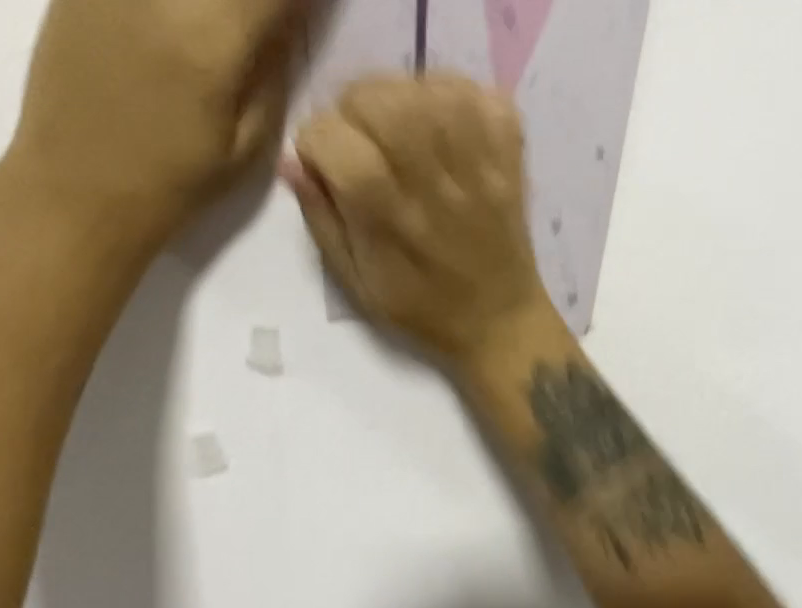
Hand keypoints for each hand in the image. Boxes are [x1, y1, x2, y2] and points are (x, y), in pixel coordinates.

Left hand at [2, 0, 311, 236]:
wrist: (76, 185)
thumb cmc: (176, 181)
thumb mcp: (250, 143)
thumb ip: (275, 66)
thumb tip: (300, 8)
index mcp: (212, 39)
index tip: (313, 8)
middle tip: (268, 20)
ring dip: (222, 3)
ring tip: (229, 25)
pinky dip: (184, 5)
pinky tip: (184, 26)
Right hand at [284, 75, 556, 363]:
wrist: (500, 324)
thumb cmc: (423, 311)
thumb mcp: (357, 284)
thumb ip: (322, 221)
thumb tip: (291, 163)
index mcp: (385, 215)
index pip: (332, 135)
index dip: (318, 142)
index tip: (328, 166)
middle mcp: (431, 183)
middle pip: (379, 97)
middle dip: (355, 108)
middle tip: (364, 140)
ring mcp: (477, 168)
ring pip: (429, 88)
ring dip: (403, 96)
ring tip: (403, 130)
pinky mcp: (510, 161)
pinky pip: (485, 98)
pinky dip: (459, 96)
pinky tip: (445, 124)